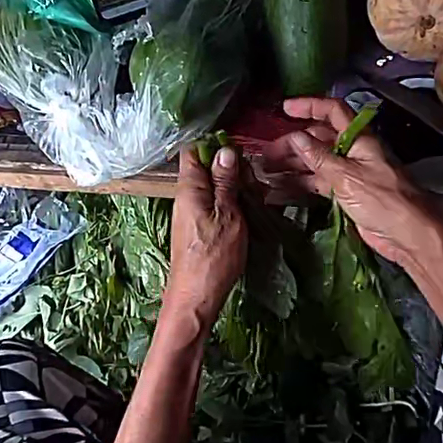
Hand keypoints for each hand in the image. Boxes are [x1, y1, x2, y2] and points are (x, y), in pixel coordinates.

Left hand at [160, 144, 247, 333]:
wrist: (196, 298)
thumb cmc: (213, 257)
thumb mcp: (227, 215)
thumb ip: (226, 183)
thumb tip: (225, 150)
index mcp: (189, 188)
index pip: (193, 150)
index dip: (213, 144)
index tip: (239, 149)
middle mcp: (186, 197)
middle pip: (206, 169)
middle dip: (231, 169)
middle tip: (254, 182)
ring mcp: (191, 213)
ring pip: (213, 188)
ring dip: (235, 189)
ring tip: (257, 199)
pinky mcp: (198, 228)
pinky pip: (214, 205)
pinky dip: (232, 205)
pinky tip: (249, 214)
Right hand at [261, 97, 442, 268]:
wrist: (406, 234)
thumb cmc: (382, 200)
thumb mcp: (347, 176)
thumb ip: (319, 157)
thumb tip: (296, 137)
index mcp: (359, 139)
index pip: (333, 111)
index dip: (309, 106)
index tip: (285, 109)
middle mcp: (353, 152)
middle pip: (318, 139)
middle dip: (292, 144)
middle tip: (266, 155)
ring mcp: (349, 173)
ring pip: (315, 163)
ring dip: (291, 166)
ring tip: (266, 173)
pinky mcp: (346, 194)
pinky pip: (318, 184)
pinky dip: (300, 186)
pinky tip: (279, 192)